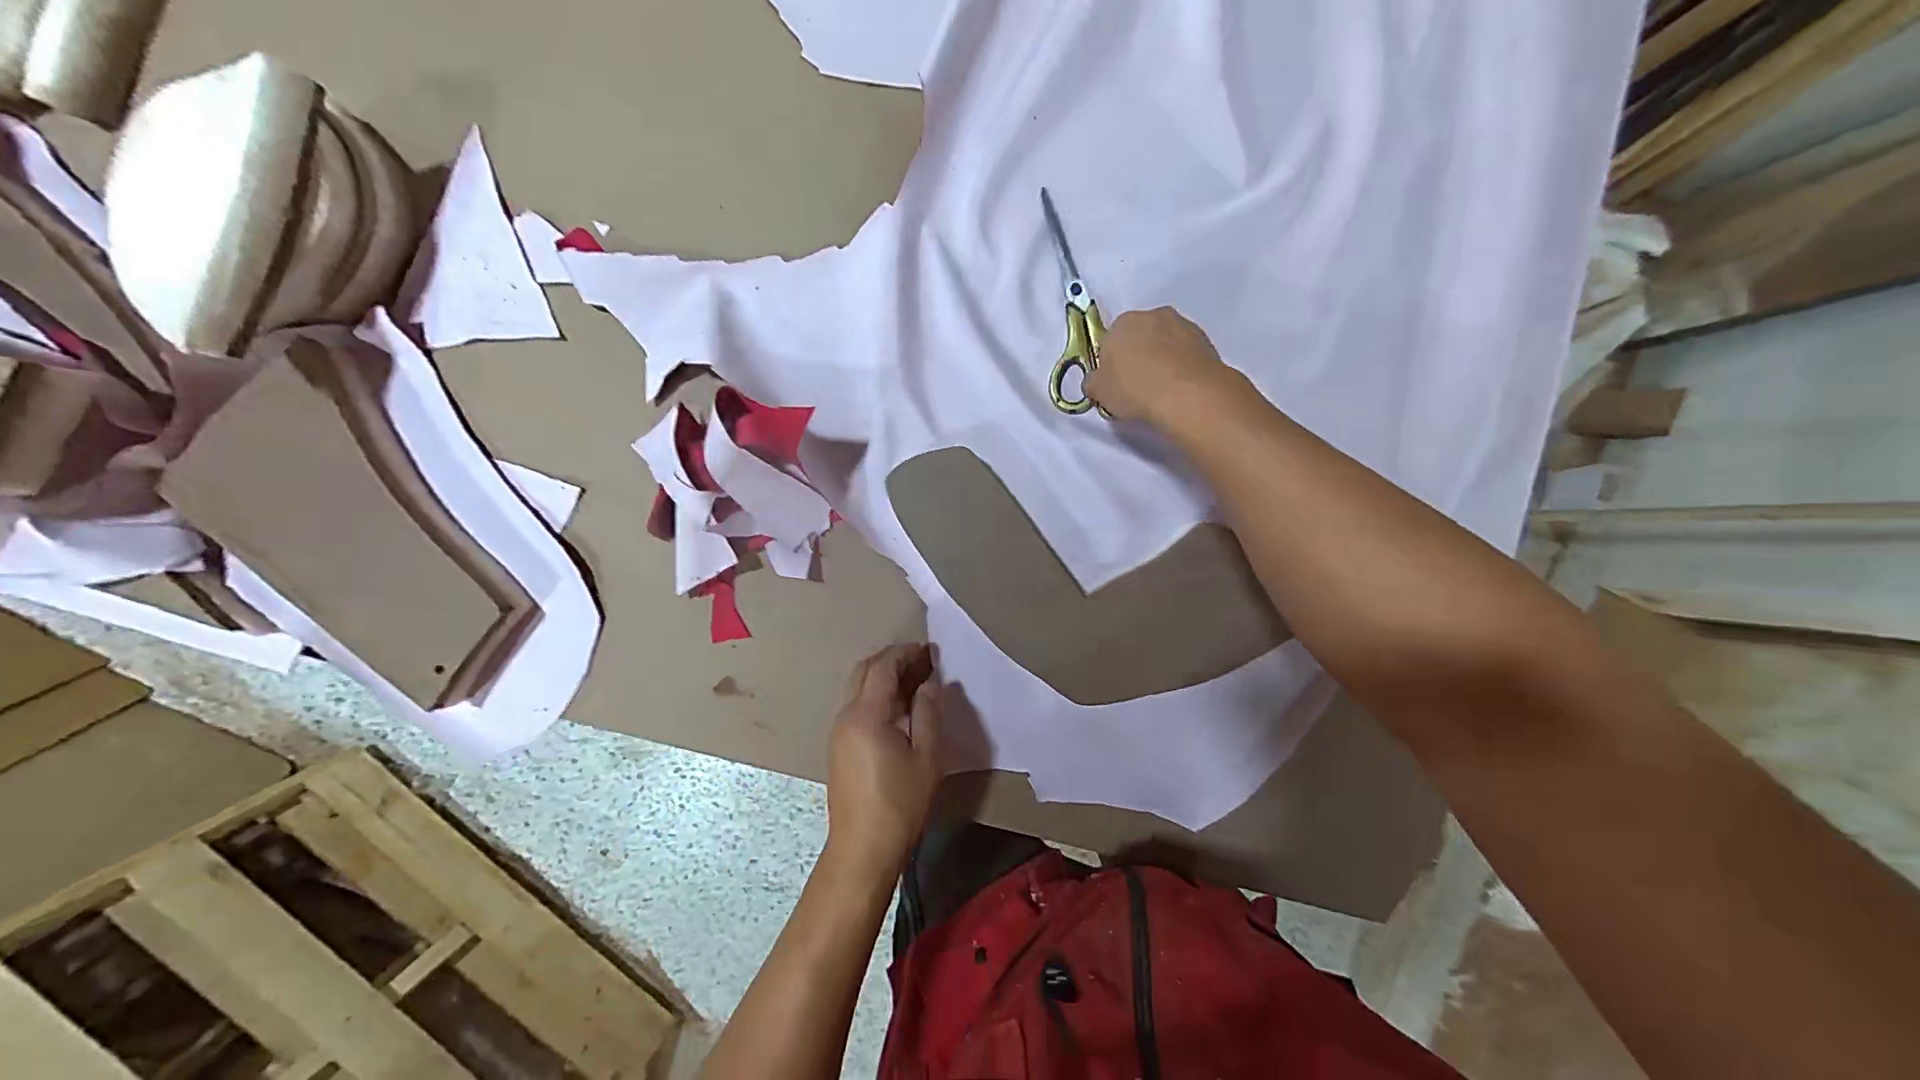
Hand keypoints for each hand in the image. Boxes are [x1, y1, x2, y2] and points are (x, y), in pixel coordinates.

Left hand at [825, 643, 943, 879]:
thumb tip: (929, 683)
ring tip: (915, 683)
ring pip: (858, 688)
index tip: (929, 651)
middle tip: (922, 662)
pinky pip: (856, 707)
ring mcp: (838, 732)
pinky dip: (876, 696)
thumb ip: (929, 713)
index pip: (882, 667)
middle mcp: (845, 716)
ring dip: (883, 678)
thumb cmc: (900, 803)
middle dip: (892, 660)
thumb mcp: (928, 757)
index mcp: (865, 715)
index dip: (906, 653)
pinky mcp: (838, 747)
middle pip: (864, 671)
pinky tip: (899, 709)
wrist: (863, 848)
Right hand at [1089, 306, 1243, 426]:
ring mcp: (1183, 325)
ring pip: (1165, 342)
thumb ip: (1093, 382)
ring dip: (1162, 359)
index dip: (1111, 363)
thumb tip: (1095, 382)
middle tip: (1137, 386)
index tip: (1115, 383)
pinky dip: (1182, 366)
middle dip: (1138, 355)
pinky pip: (1186, 353)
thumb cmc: (1134, 388)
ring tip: (1161, 389)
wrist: (1186, 394)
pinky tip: (1179, 388)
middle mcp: (1153, 315)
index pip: (1111, 340)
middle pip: (1140, 336)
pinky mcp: (1206, 340)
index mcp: (1122, 322)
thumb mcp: (1099, 391)